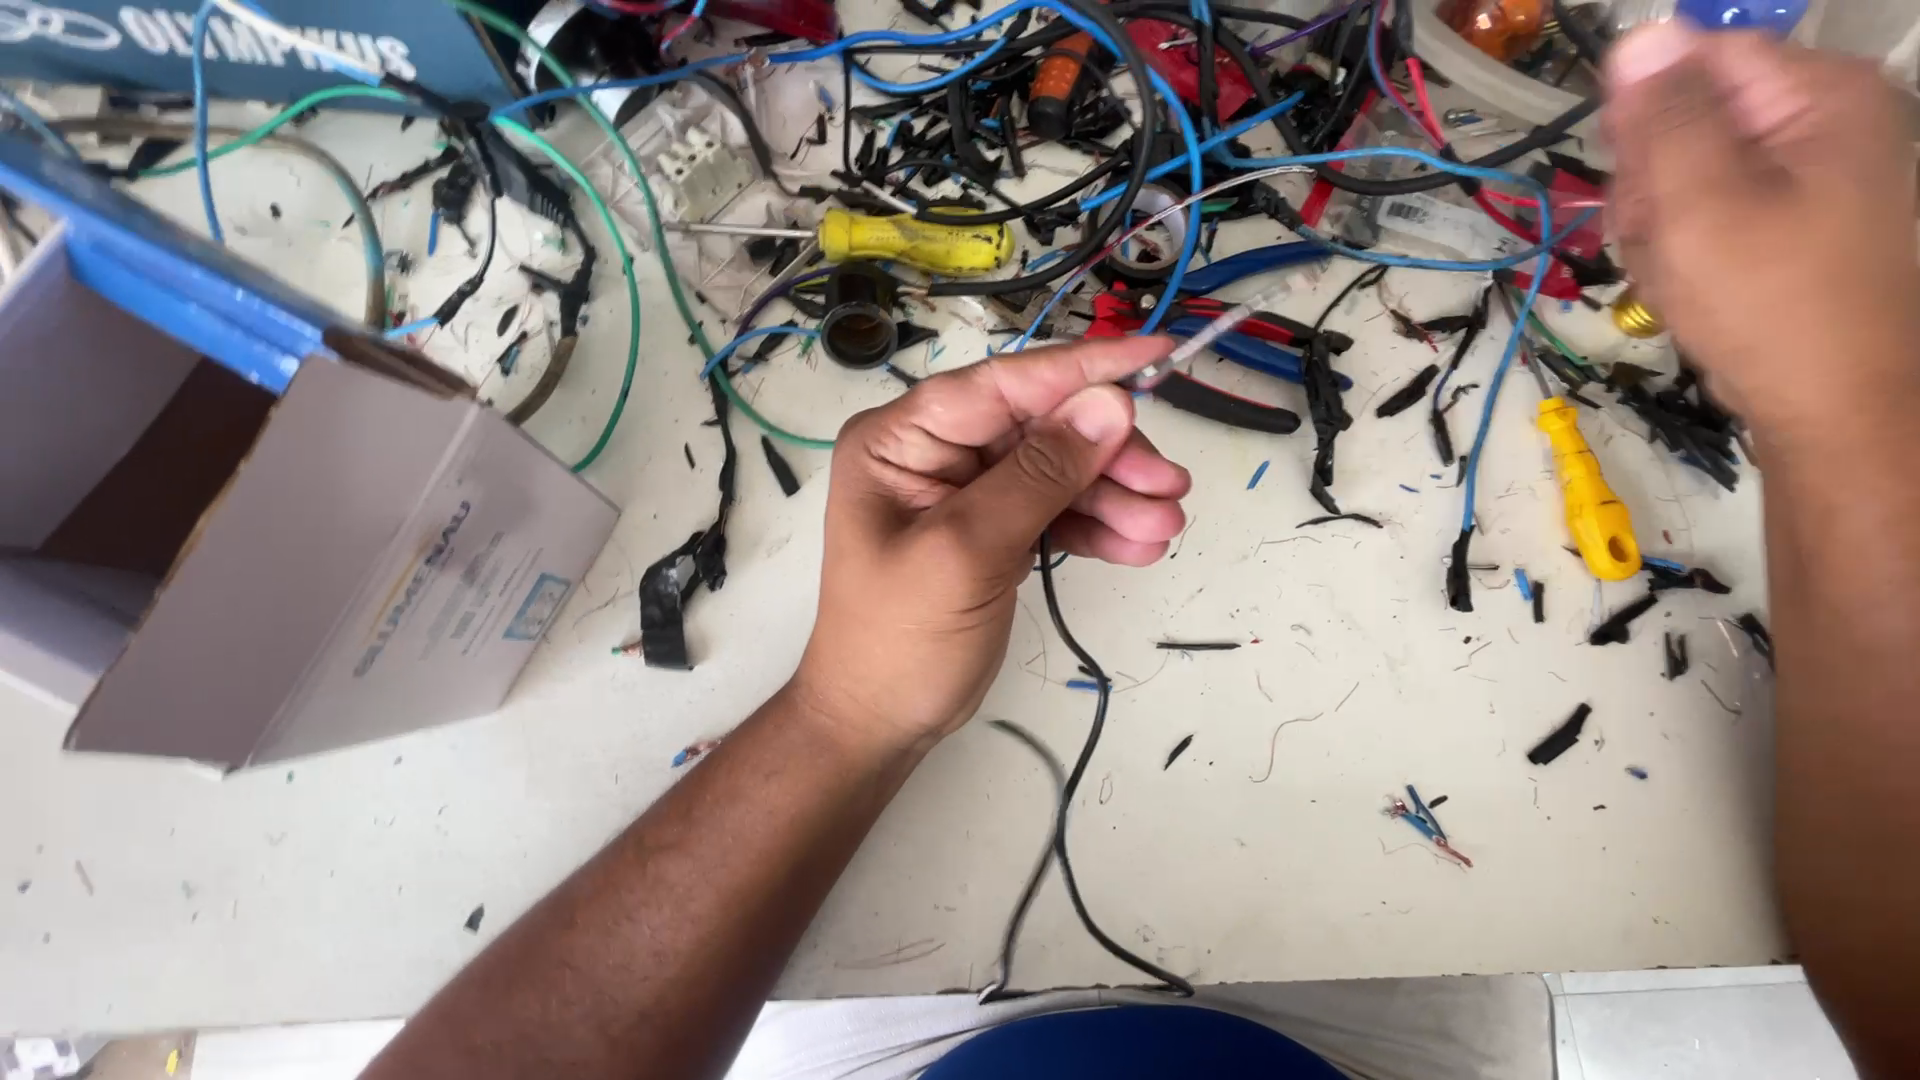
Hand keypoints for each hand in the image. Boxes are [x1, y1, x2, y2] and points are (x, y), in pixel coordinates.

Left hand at [787, 336, 1190, 752]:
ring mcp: (966, 492)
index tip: (1156, 353)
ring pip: (1056, 471)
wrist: (881, 721)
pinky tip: (1138, 547)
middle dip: (1106, 455)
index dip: (1082, 368)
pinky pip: (1054, 512)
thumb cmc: (900, 640)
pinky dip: (1096, 527)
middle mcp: (934, 453)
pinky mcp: (994, 530)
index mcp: (900, 439)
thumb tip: (1110, 406)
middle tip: (1169, 487)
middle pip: (1039, 428)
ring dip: (1113, 496)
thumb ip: (1038, 478)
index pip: (1002, 385)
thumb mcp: (966, 553)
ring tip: (1163, 528)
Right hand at [1604, 23, 1919, 437]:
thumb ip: (1664, 119)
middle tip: (1657, 237)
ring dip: (1655, 224)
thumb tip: (1640, 35)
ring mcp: (1810, 175)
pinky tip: (1684, 280)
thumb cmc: (1766, 299)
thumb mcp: (1699, 204)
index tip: (1631, 181)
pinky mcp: (1790, 221)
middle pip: (1687, 120)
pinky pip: (1705, 213)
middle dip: (1648, 183)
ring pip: (1684, 174)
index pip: (1700, 61)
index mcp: (1818, 98)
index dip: (1644, 119)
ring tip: (1672, 270)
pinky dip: (1678, 247)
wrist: (1830, 398)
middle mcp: (1823, 122)